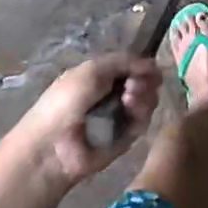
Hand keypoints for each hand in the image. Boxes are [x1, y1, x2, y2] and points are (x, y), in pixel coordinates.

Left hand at [12, 54, 161, 186]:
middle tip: (132, 87)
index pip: (131, 65)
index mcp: (99, 75)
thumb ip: (123, 61)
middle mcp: (112, 93)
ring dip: (143, 96)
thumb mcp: (92, 70)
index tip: (147, 68)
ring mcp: (120, 115)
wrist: (55, 145)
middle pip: (143, 81)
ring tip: (129, 99)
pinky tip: (133, 111)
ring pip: (147, 100)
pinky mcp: (126, 137)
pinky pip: (143, 121)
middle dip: (144, 80)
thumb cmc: (67, 101)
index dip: (141, 65)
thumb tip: (153, 64)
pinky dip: (142, 114)